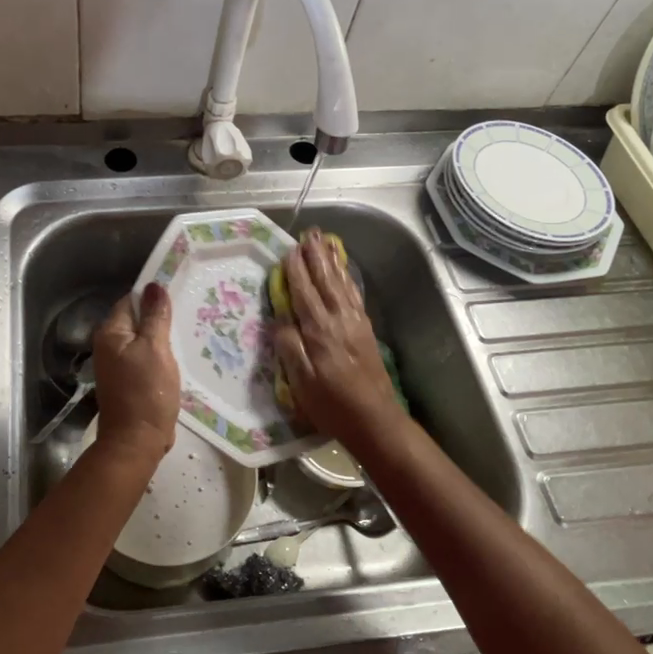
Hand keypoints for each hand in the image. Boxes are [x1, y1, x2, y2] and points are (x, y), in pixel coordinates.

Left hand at [90, 283, 180, 461]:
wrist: (137, 441)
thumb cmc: (146, 391)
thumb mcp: (155, 348)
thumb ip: (155, 316)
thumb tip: (154, 285)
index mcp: (110, 333)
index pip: (131, 301)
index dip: (152, 296)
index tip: (178, 294)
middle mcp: (109, 345)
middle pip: (137, 320)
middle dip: (160, 318)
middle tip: (188, 313)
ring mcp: (118, 364)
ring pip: (143, 340)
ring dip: (162, 338)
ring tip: (188, 332)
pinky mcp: (129, 380)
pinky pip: (146, 358)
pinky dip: (160, 356)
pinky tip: (179, 357)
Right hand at [274, 228, 405, 447]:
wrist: (374, 420)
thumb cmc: (331, 404)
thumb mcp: (300, 381)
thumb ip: (288, 346)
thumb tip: (278, 319)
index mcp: (319, 331)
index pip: (304, 292)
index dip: (295, 270)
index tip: (288, 249)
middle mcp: (339, 320)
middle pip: (326, 281)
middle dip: (316, 256)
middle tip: (309, 233)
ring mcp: (355, 324)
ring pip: (342, 284)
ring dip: (332, 262)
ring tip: (326, 242)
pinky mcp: (365, 331)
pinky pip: (354, 296)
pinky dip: (347, 279)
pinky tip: (344, 273)